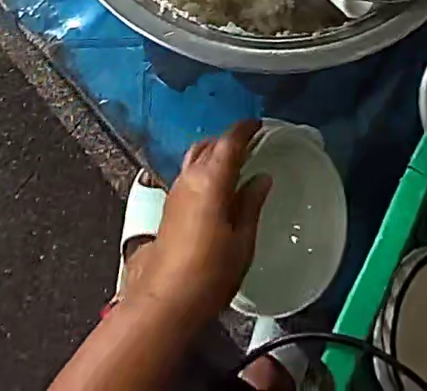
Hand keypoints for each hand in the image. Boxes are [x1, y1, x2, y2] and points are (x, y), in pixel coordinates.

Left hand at [126, 119, 272, 325]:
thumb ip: (251, 204)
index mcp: (211, 180)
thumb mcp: (242, 241)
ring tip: (235, 160)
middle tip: (251, 142)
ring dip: (215, 151)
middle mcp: (190, 178)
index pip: (229, 141)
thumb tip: (262, 178)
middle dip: (230, 138)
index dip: (245, 129)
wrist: (165, 301)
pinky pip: (190, 173)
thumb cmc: (210, 273)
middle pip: (210, 144)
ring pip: (196, 156)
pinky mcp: (170, 206)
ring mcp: (176, 191)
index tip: (259, 124)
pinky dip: (205, 167)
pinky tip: (217, 184)